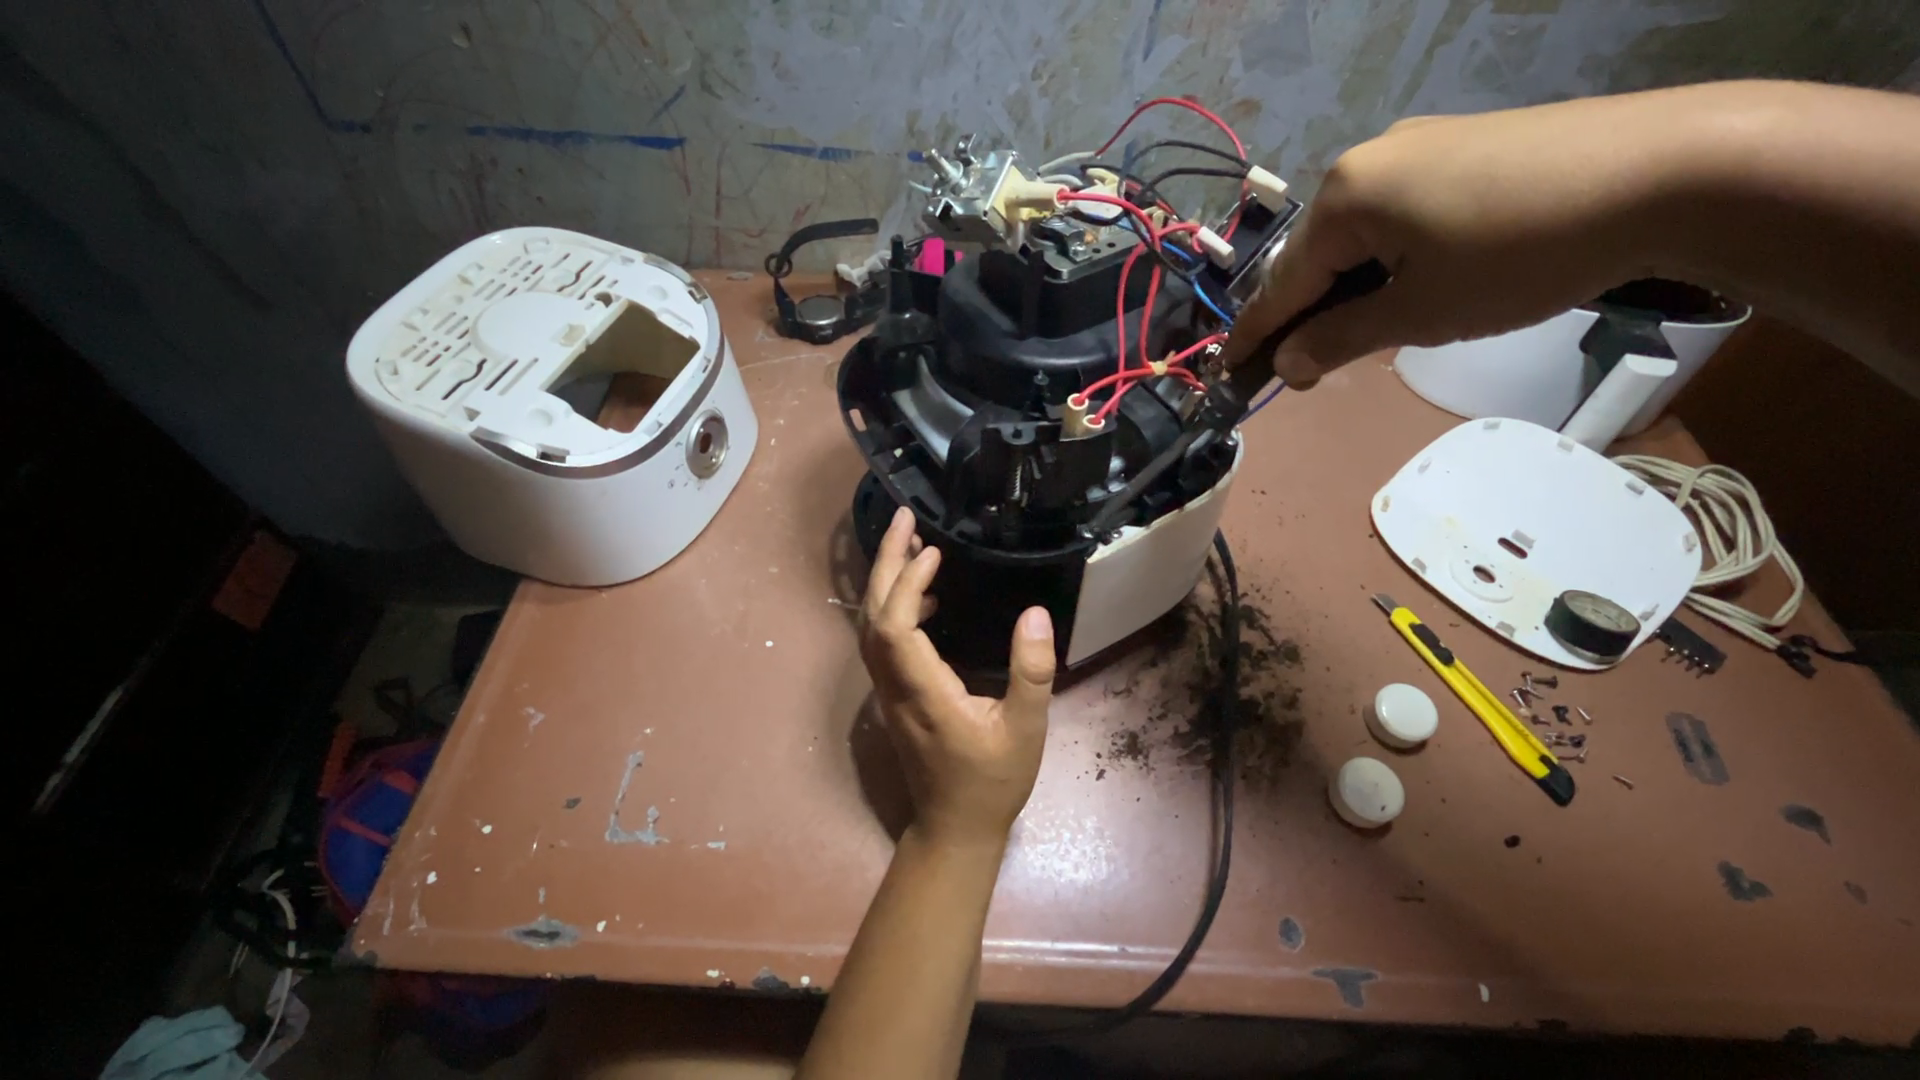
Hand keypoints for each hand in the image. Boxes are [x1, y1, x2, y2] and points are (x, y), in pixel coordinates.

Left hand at [858, 507, 1055, 850]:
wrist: (954, 827)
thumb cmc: (993, 781)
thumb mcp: (1025, 729)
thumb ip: (1030, 672)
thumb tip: (1034, 614)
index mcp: (923, 692)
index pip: (895, 626)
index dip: (907, 583)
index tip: (932, 552)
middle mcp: (893, 687)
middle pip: (873, 616)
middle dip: (884, 563)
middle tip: (904, 519)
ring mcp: (887, 693)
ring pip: (871, 628)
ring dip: (886, 582)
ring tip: (913, 546)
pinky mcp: (893, 696)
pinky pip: (881, 642)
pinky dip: (895, 608)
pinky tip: (928, 597)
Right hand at [1225, 91, 1696, 386]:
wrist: (1670, 170)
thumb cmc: (1520, 254)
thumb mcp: (1418, 313)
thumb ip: (1338, 339)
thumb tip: (1286, 364)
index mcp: (1344, 196)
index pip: (1282, 282)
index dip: (1255, 335)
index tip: (1228, 373)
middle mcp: (1369, 160)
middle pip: (1317, 255)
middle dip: (1308, 312)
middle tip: (1307, 366)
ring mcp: (1420, 147)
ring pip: (1359, 235)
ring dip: (1351, 287)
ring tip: (1367, 329)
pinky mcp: (1464, 146)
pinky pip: (1399, 214)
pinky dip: (1390, 258)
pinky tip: (1416, 280)